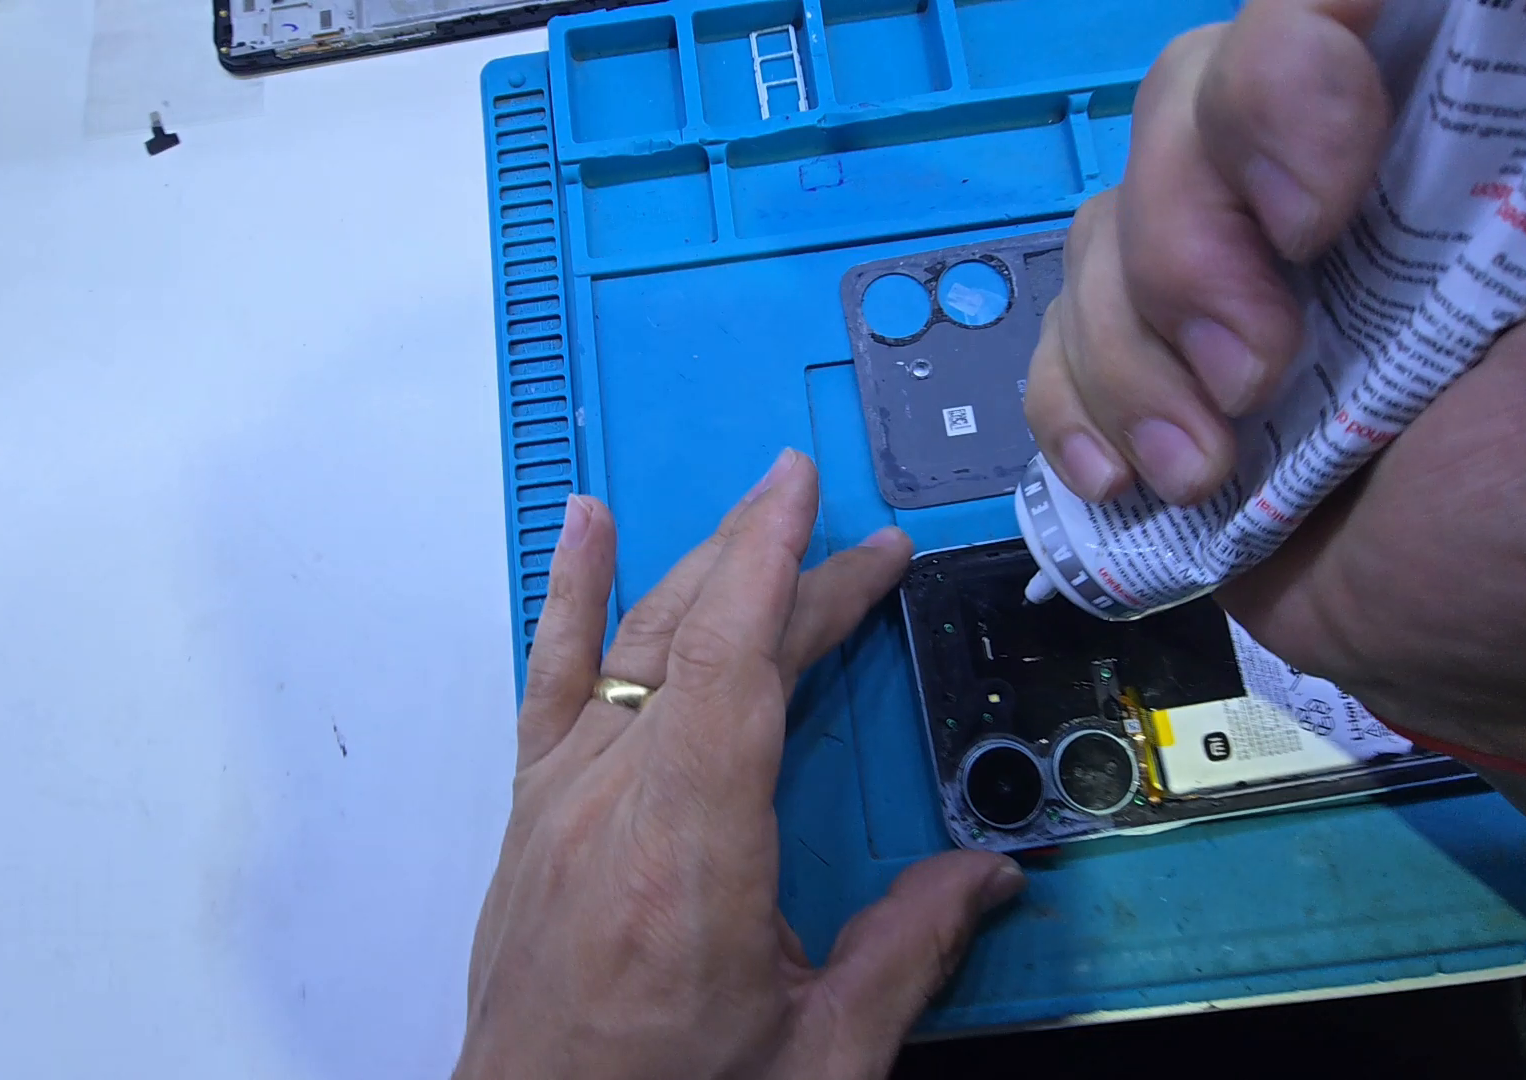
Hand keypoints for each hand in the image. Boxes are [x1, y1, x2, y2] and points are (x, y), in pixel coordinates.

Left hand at [457, 451, 1024, 1079]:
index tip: (801, 491)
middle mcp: (617, 798)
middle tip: (862, 551)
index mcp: (694, 851)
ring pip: (643, 636)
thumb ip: (908, 951)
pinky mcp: (537, 793)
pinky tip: (586, 524)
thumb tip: (988, 880)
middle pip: (710, 638)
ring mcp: (566, 786)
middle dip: (789, 574)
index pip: (734, 660)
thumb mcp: (818, 1058)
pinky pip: (553, 669)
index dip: (770, 559)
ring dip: (710, 563)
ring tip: (758, 506)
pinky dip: (573, 587)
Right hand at [1024, 0, 1525, 769]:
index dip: (1277, 75)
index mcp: (1459, 122)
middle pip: (1174, 116)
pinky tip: (1127, 482)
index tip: (1318, 215)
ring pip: (1095, 246)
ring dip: (1128, 370)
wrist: (1474, 647)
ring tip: (1202, 471)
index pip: (1306, 9)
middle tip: (1259, 378)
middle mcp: (1316, 182)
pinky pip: (1052, 353)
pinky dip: (1072, 417)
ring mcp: (1211, 286)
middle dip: (1185, 258)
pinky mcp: (1144, 375)